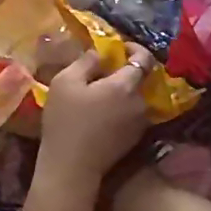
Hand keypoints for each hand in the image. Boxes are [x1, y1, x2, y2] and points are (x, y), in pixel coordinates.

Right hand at [33, 43, 152, 184]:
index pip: (144, 59)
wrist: (74, 165)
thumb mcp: (66, 83)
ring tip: (99, 91)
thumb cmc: (66, 120)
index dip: (136, 48)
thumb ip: (86, 62)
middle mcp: (141, 102)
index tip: (121, 45)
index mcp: (126, 86)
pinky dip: (123, 106)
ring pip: (136, 97)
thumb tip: (100, 52)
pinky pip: (134, 112)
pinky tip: (103, 111)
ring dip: (123, 90)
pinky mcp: (137, 136)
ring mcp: (142, 121)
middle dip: (125, 70)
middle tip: (103, 70)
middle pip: (140, 79)